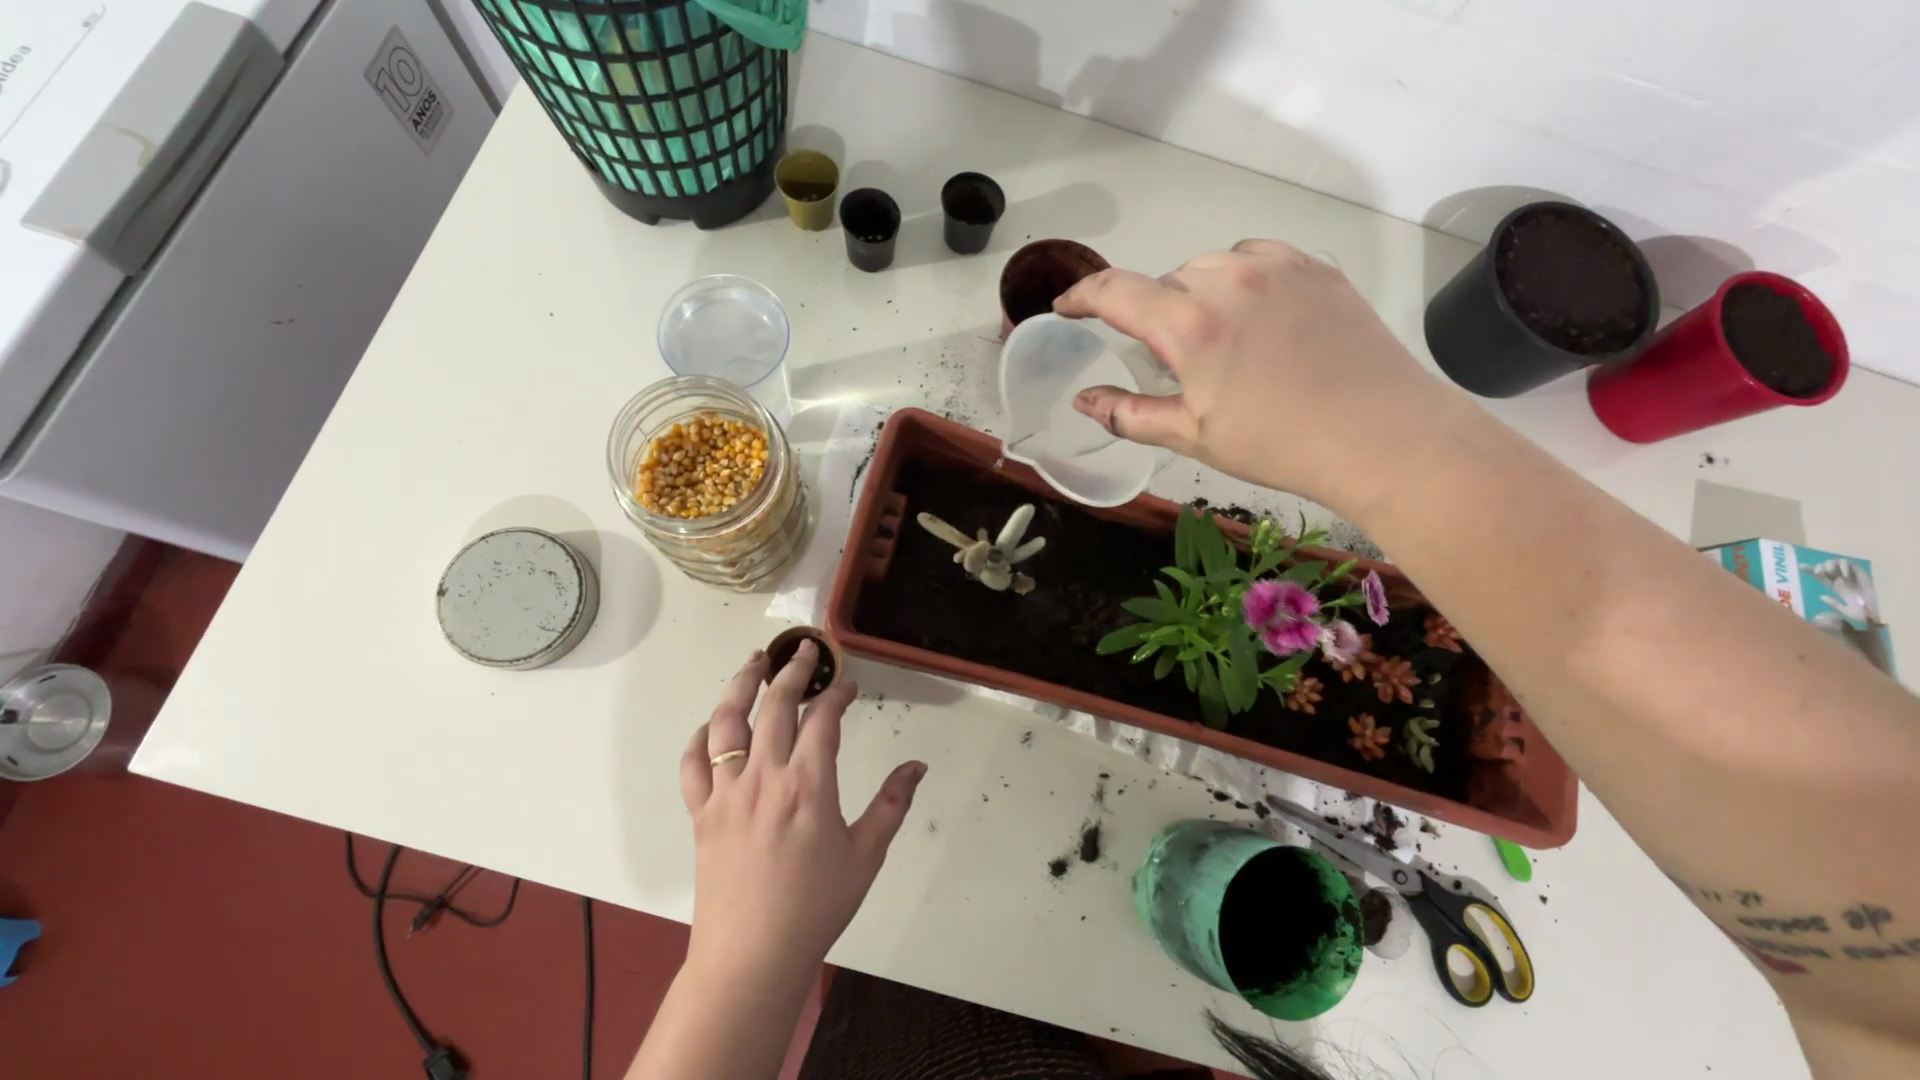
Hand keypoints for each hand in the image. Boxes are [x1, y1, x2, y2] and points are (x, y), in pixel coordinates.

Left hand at [677, 644, 926, 983]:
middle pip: (775, 705)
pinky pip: (692, 764)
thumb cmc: (816, 906)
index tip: (848, 684)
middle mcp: (764, 777)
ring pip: (726, 722)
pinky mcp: (700, 813)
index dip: (837, 693)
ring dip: (740, 684)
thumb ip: (892, 805)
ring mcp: (726, 793)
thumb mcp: (866, 856)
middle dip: (792, 671)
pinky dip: (700, 738)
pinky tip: (710, 727)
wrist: (752, 956)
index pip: (823, 718)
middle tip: (804, 651)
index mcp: (809, 785)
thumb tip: (917, 766)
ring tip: (753, 662)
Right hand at [1054, 239, 1462, 514]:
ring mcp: (1277, 267)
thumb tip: (1083, 401)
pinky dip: (1240, 280)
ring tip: (1216, 336)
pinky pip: (1257, 259)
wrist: (1383, 434)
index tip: (1065, 307)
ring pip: (1210, 265)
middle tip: (1171, 359)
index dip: (1081, 296)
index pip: (1115, 291)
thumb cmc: (1279, 444)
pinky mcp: (1315, 267)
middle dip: (1153, 313)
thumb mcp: (1194, 437)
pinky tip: (1256, 316)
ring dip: (1196, 293)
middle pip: (1165, 281)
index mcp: (1190, 324)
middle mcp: (1228, 279)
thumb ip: (1129, 414)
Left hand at [1809, 558, 1880, 624]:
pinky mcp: (1860, 573)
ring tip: (1831, 573)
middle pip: (1825, 566)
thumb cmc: (1861, 613)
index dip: (1810, 570)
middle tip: (1820, 574)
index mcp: (1833, 586)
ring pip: (1835, 562)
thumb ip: (1834, 605)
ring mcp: (1850, 575)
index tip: (1800, 566)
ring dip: (1830, 565)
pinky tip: (1844, 575)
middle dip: (1820, 567)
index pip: (1819, 575)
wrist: (1878, 612)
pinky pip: (1849, 563)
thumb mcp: (1845, 612)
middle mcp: (1839, 579)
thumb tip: (1821, 597)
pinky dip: (1844, 566)